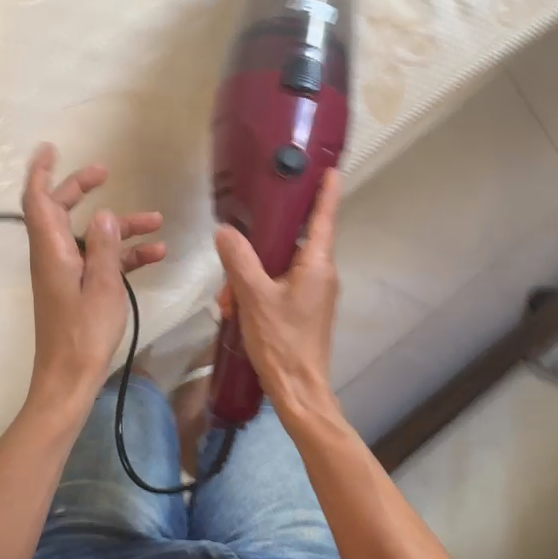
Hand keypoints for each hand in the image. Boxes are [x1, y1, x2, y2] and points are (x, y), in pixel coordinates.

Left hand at [23, 144, 165, 408]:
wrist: (69, 379)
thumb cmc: (84, 334)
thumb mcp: (102, 288)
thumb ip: (104, 248)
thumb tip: (105, 214)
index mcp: (51, 251)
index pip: (38, 200)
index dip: (41, 172)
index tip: (51, 148)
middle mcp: (53, 256)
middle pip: (62, 211)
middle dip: (83, 189)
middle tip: (106, 172)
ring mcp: (65, 273)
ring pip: (89, 236)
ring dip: (119, 227)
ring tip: (157, 222)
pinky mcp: (78, 289)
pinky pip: (99, 261)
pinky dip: (123, 255)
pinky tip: (156, 255)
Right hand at [214, 170, 342, 419]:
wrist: (299, 390)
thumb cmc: (282, 341)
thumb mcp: (254, 297)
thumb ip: (239, 260)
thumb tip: (226, 232)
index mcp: (316, 264)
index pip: (324, 217)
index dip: (327, 191)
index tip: (331, 168)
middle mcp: (321, 273)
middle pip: (291, 241)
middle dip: (258, 246)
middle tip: (231, 256)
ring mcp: (314, 292)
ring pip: (279, 266)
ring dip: (250, 276)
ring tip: (229, 300)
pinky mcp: (305, 308)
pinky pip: (279, 286)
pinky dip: (256, 292)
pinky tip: (235, 309)